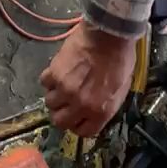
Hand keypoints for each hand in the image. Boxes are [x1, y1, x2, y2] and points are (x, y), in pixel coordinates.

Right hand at [41, 22, 137, 136]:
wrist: (109, 35)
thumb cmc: (120, 60)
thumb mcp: (121, 89)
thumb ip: (105, 105)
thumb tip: (94, 111)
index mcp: (101, 111)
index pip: (83, 132)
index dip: (78, 125)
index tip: (77, 118)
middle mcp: (81, 105)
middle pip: (60, 121)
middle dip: (62, 114)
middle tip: (65, 104)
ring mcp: (65, 90)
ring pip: (50, 103)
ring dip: (55, 95)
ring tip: (63, 84)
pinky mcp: (54, 73)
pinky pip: (45, 83)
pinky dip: (50, 79)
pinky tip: (59, 71)